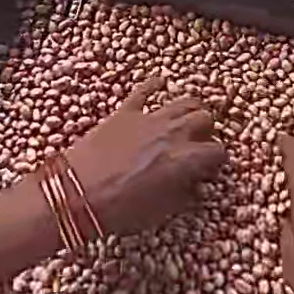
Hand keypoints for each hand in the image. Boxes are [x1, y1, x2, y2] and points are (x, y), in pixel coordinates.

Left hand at [63, 77, 224, 236]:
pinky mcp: (125, 112)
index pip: (216, 151)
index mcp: (184, 159)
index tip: (211, 166)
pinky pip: (144, 91)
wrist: (76, 194)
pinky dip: (155, 85)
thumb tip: (193, 185)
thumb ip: (182, 194)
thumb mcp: (159, 211)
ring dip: (190, 110)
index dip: (217, 159)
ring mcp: (148, 119)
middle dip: (207, 130)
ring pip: (184, 102)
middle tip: (200, 141)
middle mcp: (172, 134)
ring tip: (188, 118)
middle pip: (205, 119)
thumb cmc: (118, 210)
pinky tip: (160, 82)